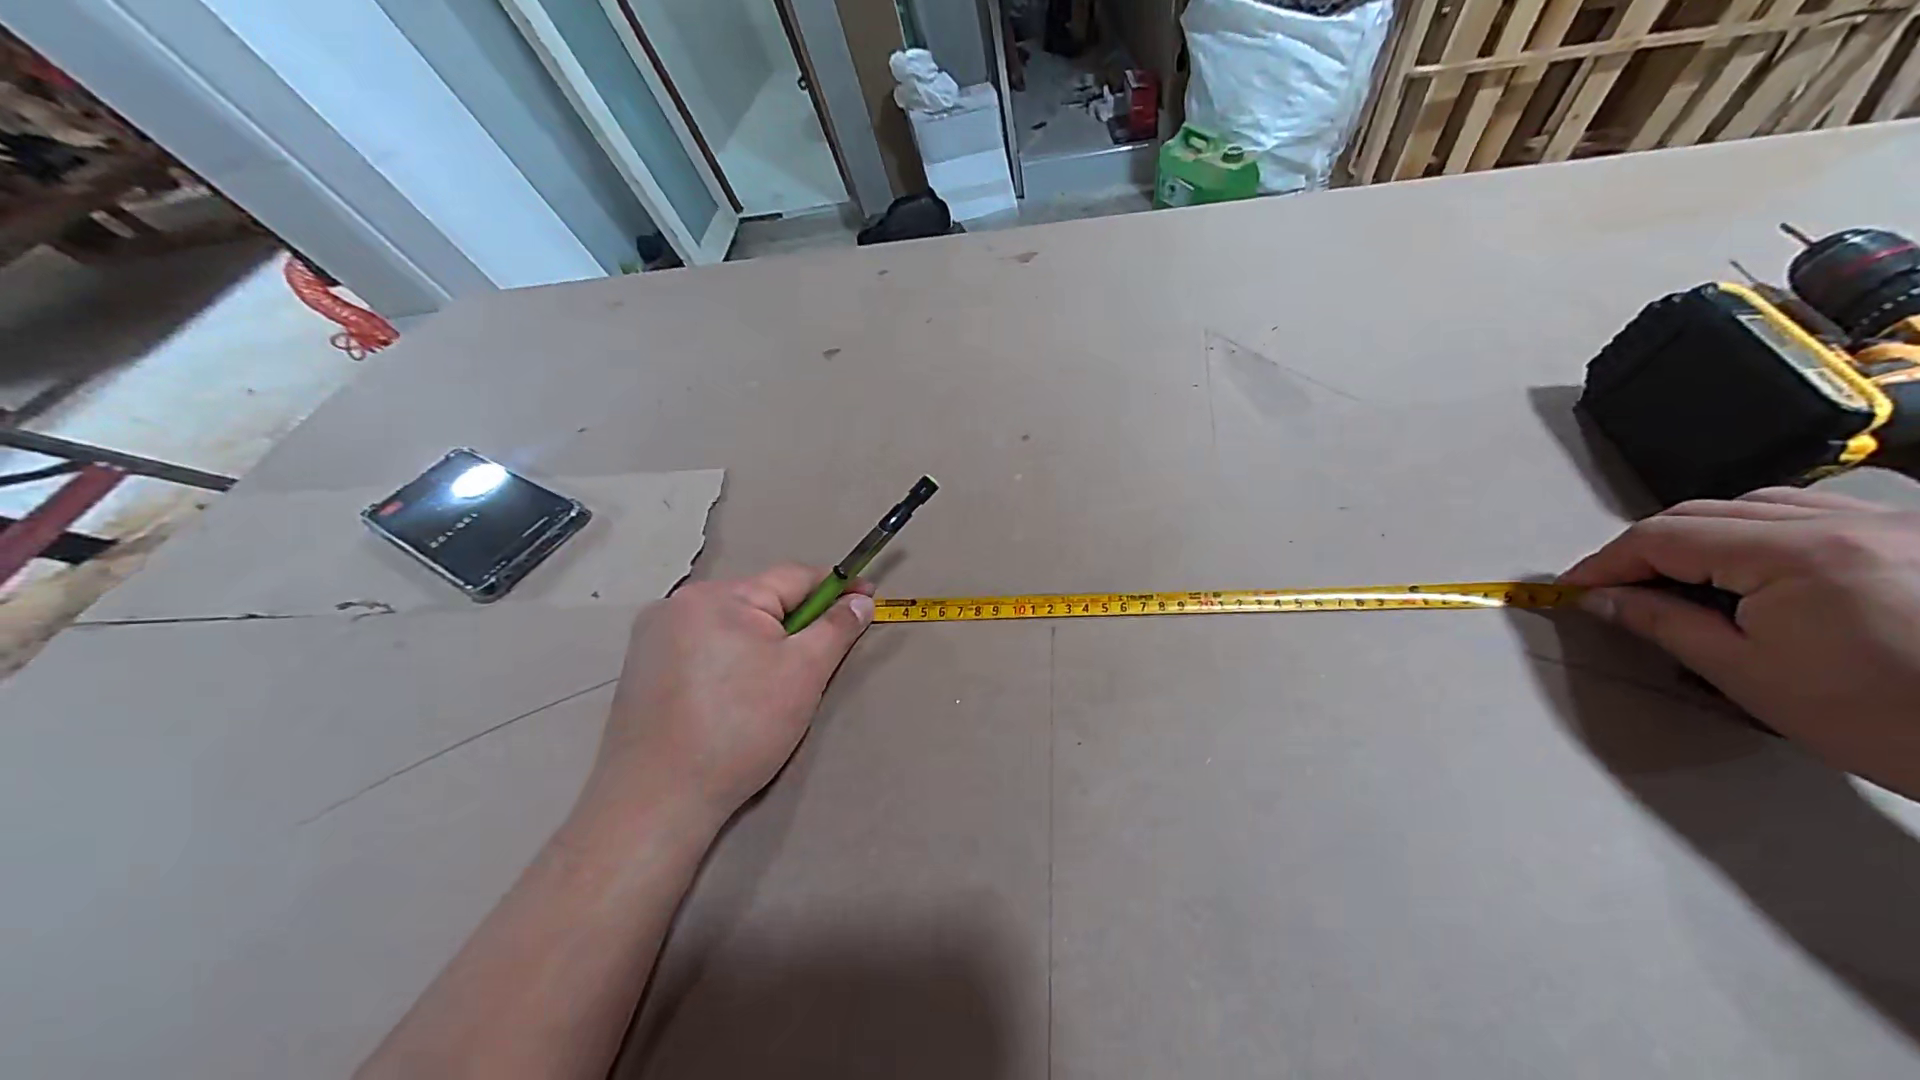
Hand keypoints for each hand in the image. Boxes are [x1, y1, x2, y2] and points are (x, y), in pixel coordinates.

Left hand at [581, 564, 874, 827]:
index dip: (835, 588)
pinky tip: (731, 700)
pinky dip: (727, 662)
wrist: (657, 799)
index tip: (866, 598)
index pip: (793, 577)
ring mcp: (653, 636)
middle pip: (758, 601)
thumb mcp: (804, 674)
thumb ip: (836, 628)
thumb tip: (860, 600)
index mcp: (718, 596)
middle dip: (793, 624)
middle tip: (815, 662)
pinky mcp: (640, 668)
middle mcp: (679, 603)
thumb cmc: (740, 730)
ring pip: (729, 626)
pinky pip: (701, 648)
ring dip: (758, 644)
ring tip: (770, 689)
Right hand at [1561, 487, 1919, 798]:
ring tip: (1677, 577)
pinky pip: (1813, 512)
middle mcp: (1846, 521)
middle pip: (1704, 511)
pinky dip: (1757, 531)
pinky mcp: (1917, 539)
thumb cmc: (1893, 721)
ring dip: (1699, 534)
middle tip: (1613, 588)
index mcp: (1798, 554)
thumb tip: (1599, 600)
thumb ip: (1664, 625)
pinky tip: (1749, 566)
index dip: (1605, 563)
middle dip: (1644, 548)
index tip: (1572, 589)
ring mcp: (1893, 524)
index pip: (1664, 537)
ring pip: (1757, 503)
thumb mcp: (1751, 676)